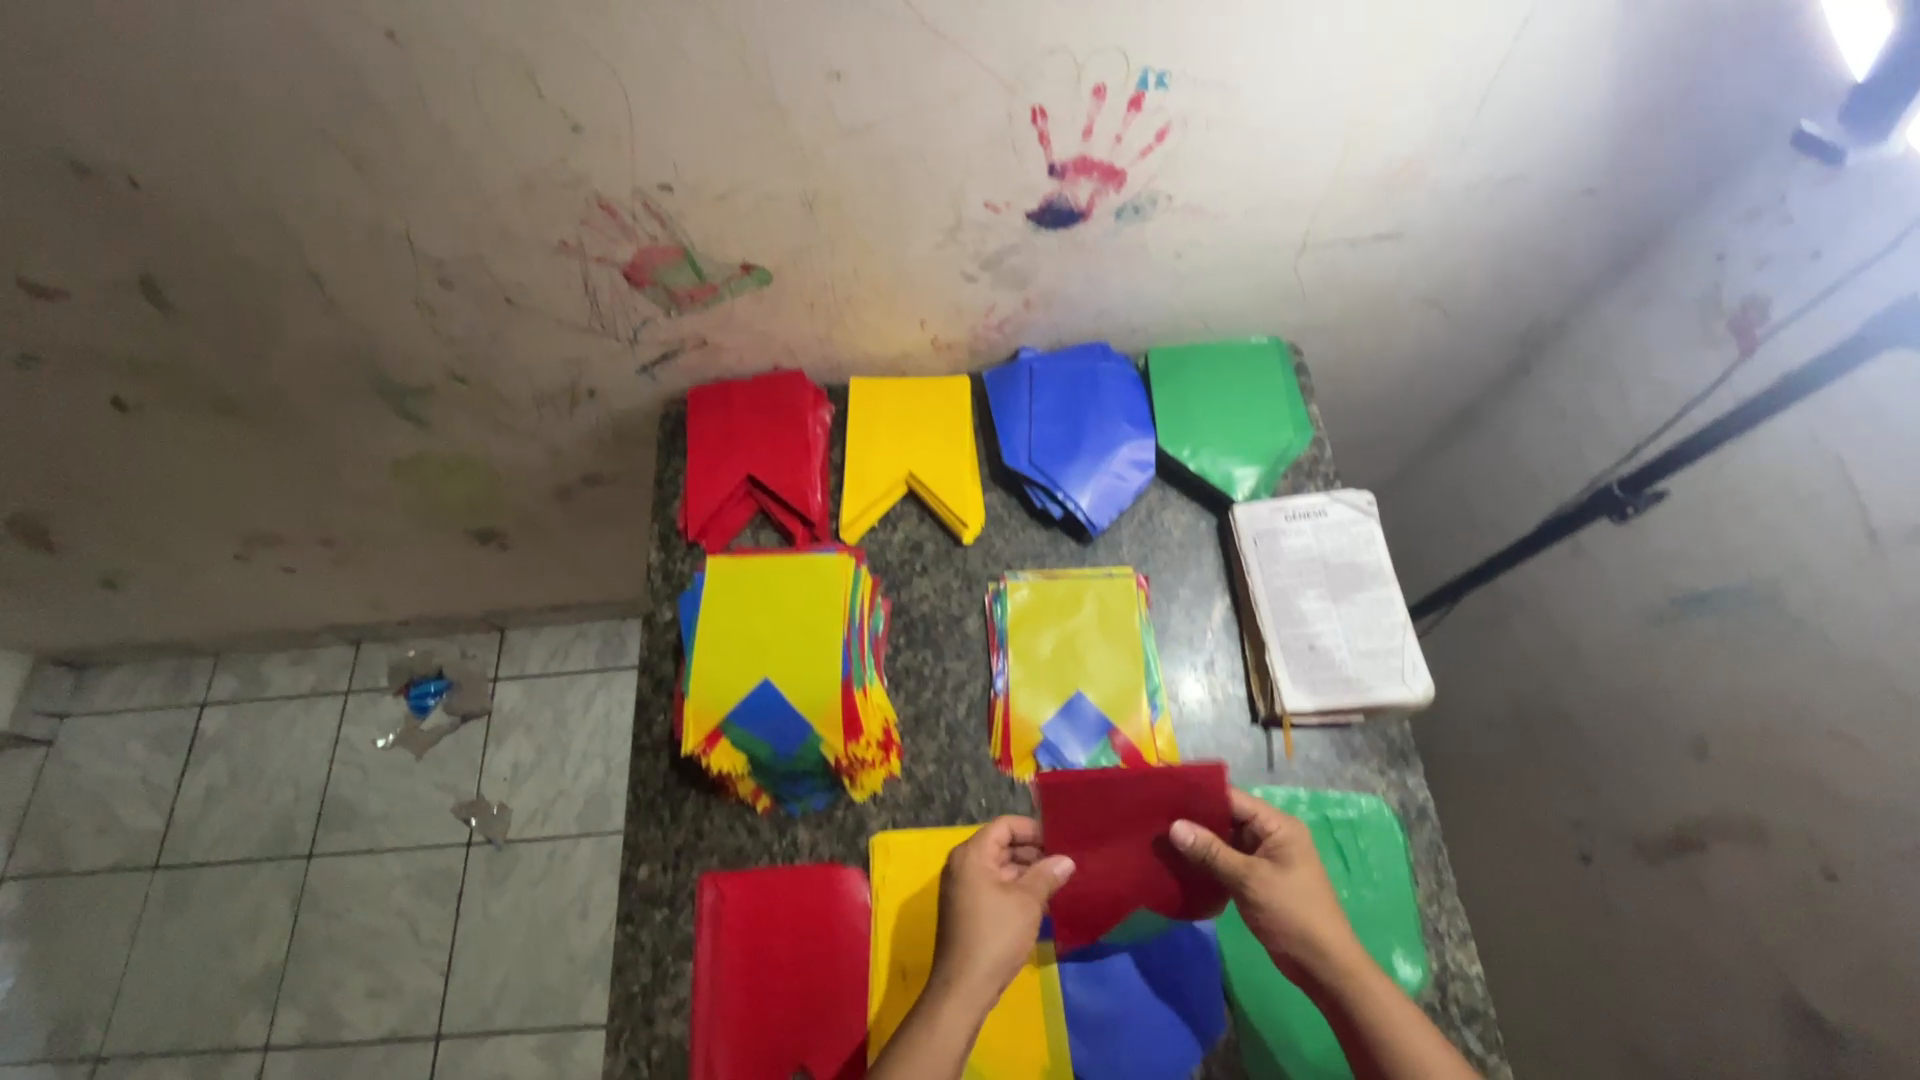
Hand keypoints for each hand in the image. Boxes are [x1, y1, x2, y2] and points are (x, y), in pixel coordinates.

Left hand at [928, 816, 1075, 1008]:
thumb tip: (1066, 860)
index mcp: (971, 854)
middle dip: (1032, 853)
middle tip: (1063, 864)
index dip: (1032, 830)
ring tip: (1057, 883)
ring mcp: (962, 888)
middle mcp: (962, 865)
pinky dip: (1015, 889)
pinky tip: (1040, 903)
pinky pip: (993, 886)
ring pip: (999, 868)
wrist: (964, 987)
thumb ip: (1047, 875)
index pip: (1004, 826)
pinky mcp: (967, 908)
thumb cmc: (995, 935)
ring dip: (1026, 873)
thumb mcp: (1027, 902)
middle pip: (1001, 845)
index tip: (1058, 842)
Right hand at [1170, 789, 1361, 978]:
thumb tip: (1173, 826)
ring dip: (1199, 842)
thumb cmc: (1292, 914)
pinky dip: (1207, 862)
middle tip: (1155, 817)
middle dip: (1195, 819)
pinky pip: (1227, 861)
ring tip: (1160, 837)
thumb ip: (1210, 851)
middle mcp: (1271, 836)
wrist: (1322, 966)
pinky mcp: (1257, 879)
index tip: (1164, 794)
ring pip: (1224, 841)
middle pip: (1227, 817)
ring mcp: (1264, 858)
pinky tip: (1179, 862)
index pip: (1233, 798)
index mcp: (1278, 826)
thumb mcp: (1249, 879)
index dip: (1200, 795)